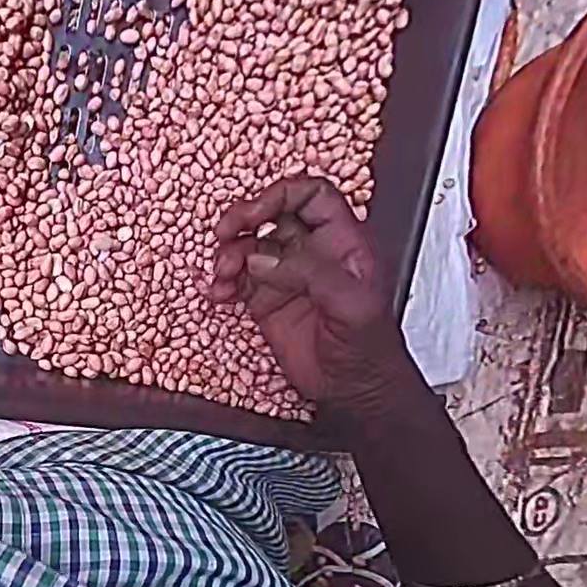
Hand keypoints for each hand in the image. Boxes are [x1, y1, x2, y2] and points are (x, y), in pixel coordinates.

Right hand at [206, 176, 421, 425]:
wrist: (353, 391)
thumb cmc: (368, 349)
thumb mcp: (351, 304)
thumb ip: (310, 273)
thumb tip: (262, 258)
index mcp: (341, 242)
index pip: (310, 196)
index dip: (279, 195)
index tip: (253, 214)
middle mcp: (310, 253)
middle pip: (270, 216)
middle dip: (242, 220)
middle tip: (224, 235)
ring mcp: (285, 276)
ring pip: (248, 247)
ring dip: (227, 256)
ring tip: (222, 277)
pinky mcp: (265, 300)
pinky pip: (236, 279)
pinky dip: (221, 283)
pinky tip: (218, 293)